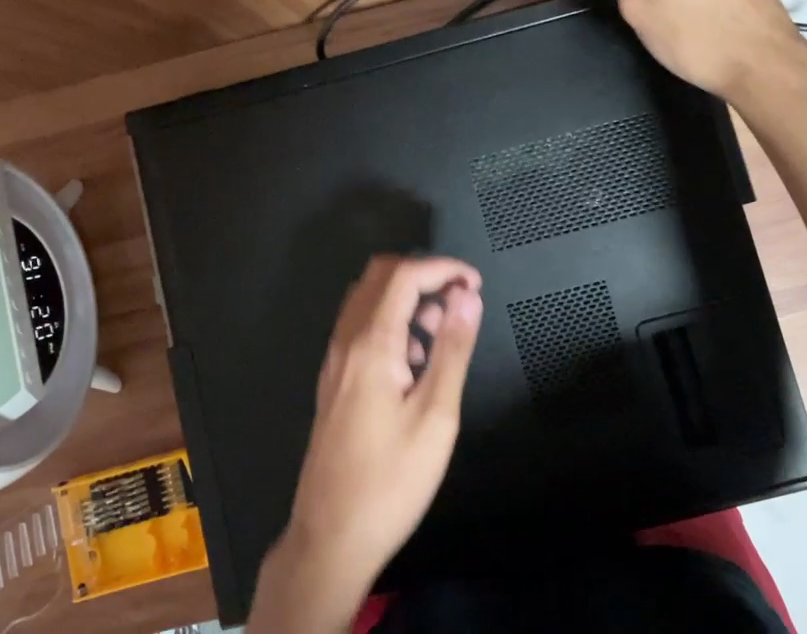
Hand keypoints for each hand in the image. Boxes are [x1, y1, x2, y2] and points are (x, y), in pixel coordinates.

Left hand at [250, 255, 483, 631]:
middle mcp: (345, 343)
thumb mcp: (436, 416)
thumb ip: (452, 349)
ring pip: (367, 301)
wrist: (331, 538)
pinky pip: (360, 329)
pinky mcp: (334, 382)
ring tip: (439, 340)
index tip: (475, 284)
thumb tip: (467, 297)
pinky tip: (413, 366)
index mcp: (370, 345)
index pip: (404, 275)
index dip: (443, 268)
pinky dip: (391, 325)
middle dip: (423, 276)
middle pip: (379, 276)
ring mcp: (334, 362)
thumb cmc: (391, 481)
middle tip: (457, 306)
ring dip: (406, 301)